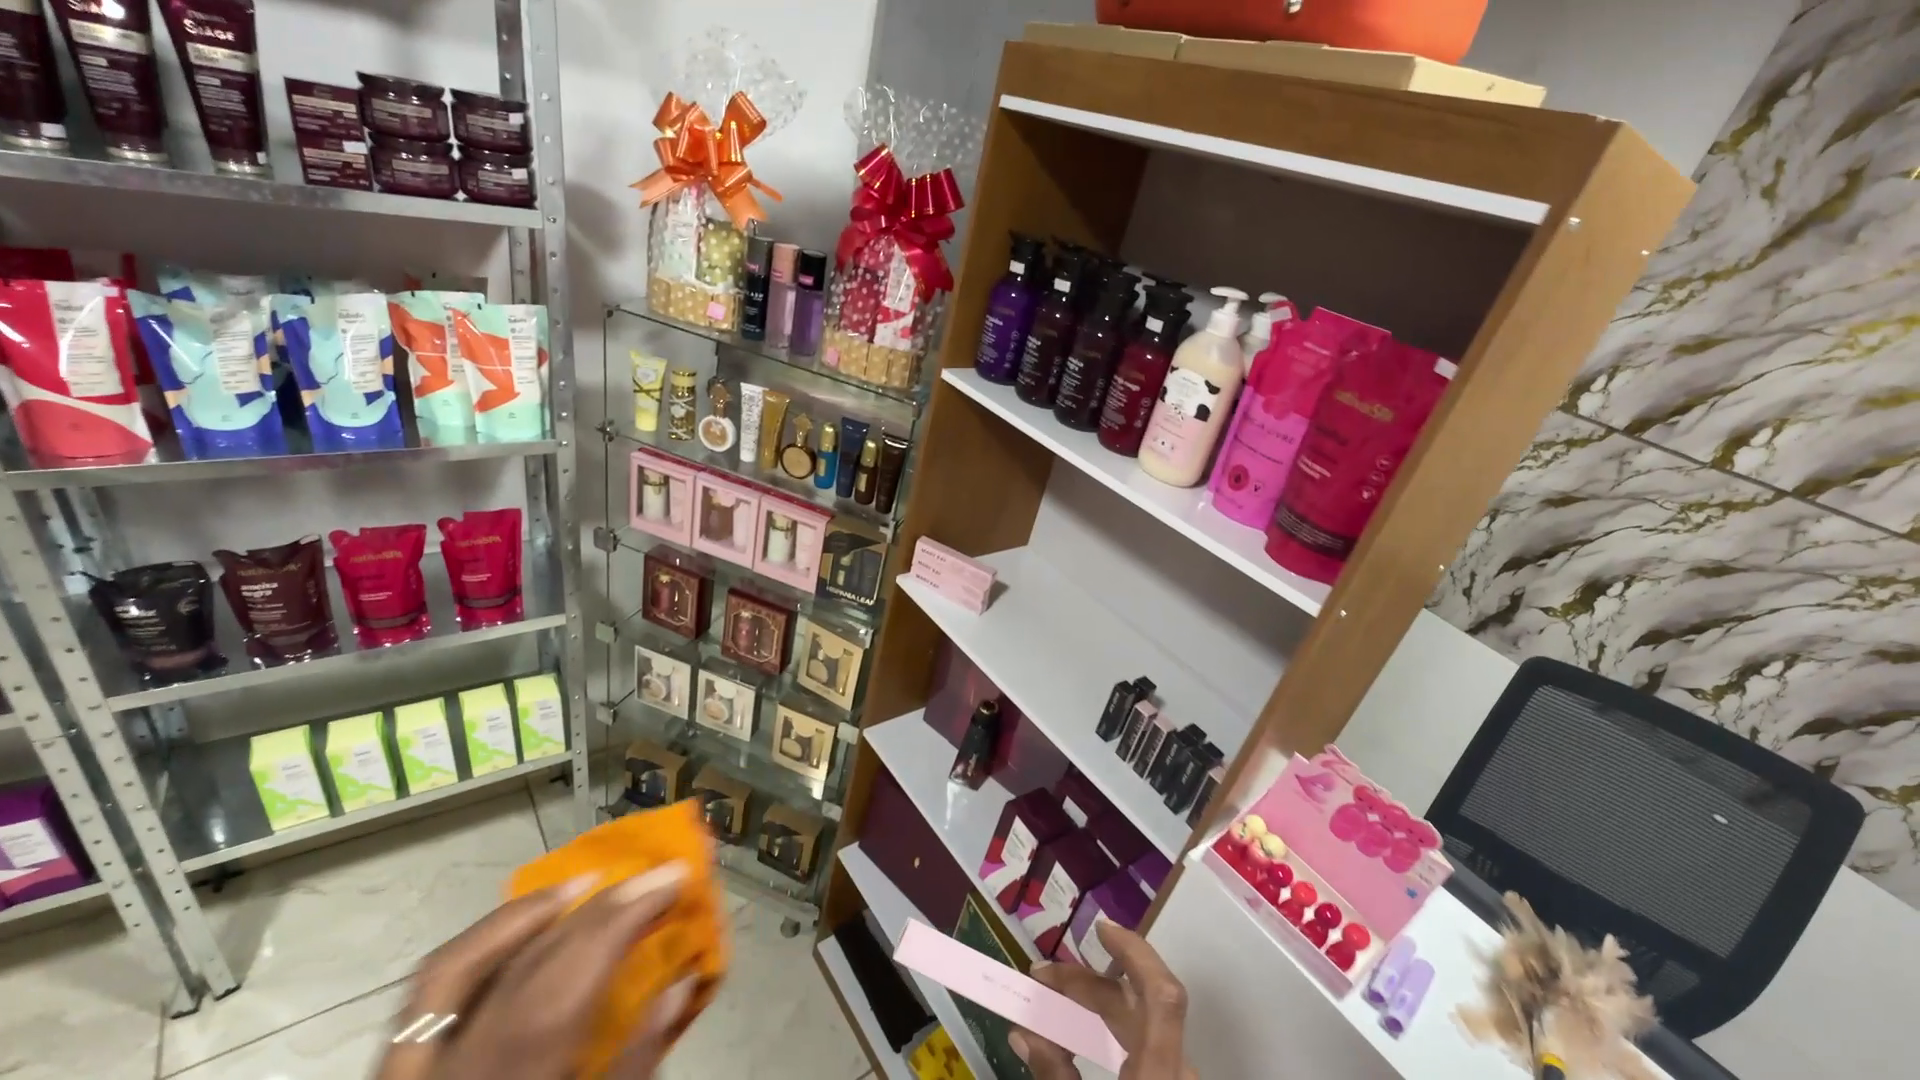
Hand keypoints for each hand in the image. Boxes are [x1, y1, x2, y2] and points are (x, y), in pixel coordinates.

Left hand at [375, 863, 696, 1079]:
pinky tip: (523, 927)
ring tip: (588, 883)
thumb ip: (637, 1067)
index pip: (566, 986)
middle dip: (600, 910)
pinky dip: (480, 946)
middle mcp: (452, 1077)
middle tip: (652, 877)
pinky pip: (428, 996)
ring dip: (529, 914)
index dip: (621, 921)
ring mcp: (408, 1077)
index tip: (671, 879)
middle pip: (526, 971)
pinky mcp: (392, 1077)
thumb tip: (680, 984)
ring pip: (457, 969)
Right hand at [1009, 920, 1194, 1079]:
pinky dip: (1113, 1032)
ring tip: (1056, 1000)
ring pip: (1141, 1024)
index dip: (1135, 953)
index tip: (1100, 927)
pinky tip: (1085, 1034)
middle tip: (1040, 978)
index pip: (1161, 996)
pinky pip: (1147, 1045)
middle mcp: (1178, 1069)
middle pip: (1137, 1007)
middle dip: (1087, 985)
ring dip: (1098, 1006)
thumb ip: (1053, 1073)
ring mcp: (1180, 1077)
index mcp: (1160, 1073)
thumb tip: (1022, 1031)